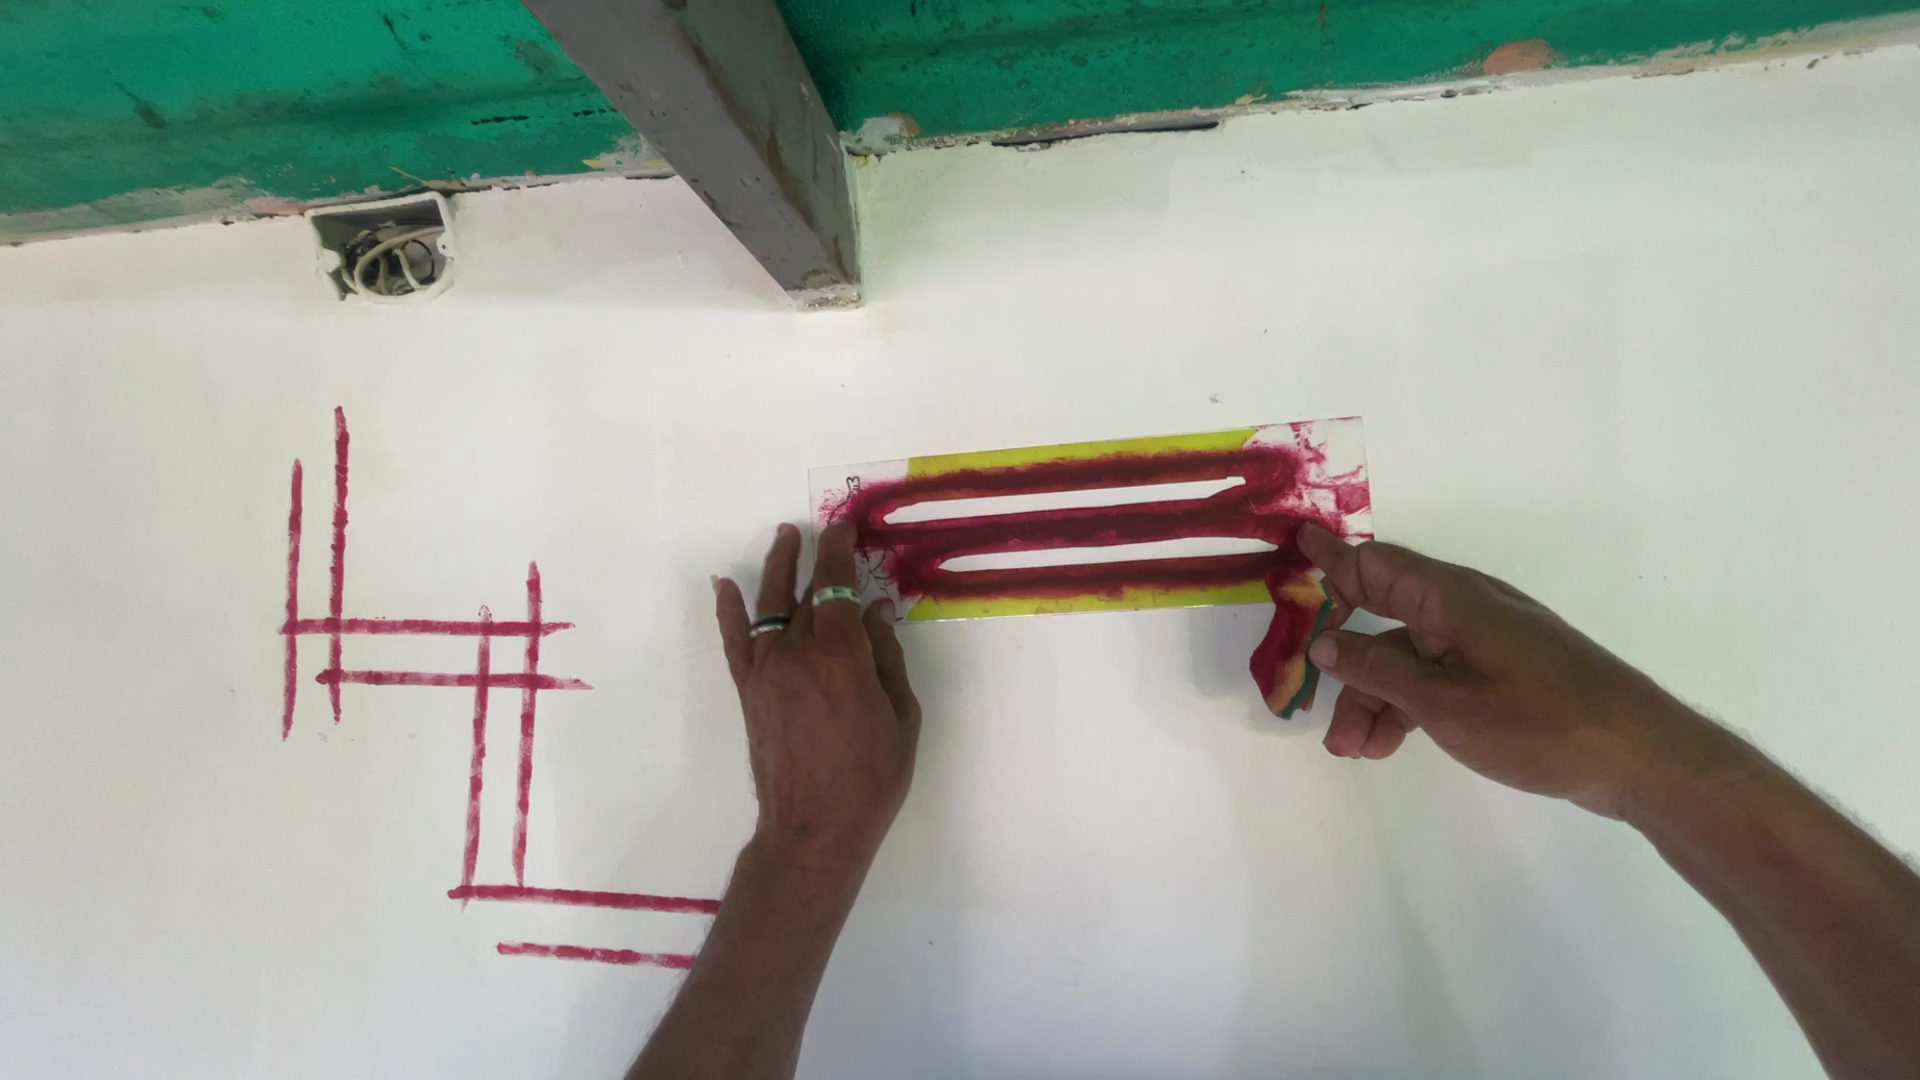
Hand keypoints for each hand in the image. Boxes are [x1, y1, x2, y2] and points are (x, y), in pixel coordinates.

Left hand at [715, 523, 921, 875]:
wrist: (813, 829)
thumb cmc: (872, 776)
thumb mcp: (901, 714)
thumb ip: (887, 654)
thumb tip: (877, 608)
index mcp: (840, 655)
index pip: (836, 585)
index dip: (840, 551)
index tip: (845, 526)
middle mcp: (795, 652)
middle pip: (803, 590)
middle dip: (814, 555)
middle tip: (821, 528)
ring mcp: (765, 670)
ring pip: (768, 605)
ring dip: (776, 567)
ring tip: (784, 537)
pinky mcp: (748, 690)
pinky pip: (735, 640)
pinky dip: (729, 610)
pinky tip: (725, 585)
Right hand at [1297, 523, 1752, 818]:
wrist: (1648, 764)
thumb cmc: (1540, 721)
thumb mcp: (1441, 702)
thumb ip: (1373, 668)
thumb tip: (1320, 641)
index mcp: (1449, 599)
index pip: (1373, 563)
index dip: (1330, 557)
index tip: (1294, 544)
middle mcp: (1460, 611)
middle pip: (1378, 618)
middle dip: (1341, 657)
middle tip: (1306, 684)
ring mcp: (1479, 644)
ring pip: (1400, 659)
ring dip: (1369, 698)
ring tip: (1349, 748)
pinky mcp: (1495, 674)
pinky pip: (1429, 680)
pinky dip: (1402, 707)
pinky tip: (1382, 746)